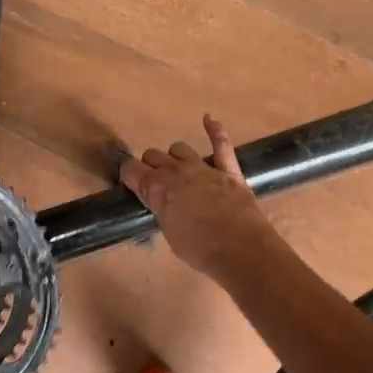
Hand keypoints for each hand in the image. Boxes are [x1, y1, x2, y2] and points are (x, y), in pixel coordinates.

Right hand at [119, 115, 278, 282]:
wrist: (244, 253)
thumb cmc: (201, 251)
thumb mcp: (169, 234)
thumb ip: (162, 212)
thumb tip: (162, 205)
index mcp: (155, 188)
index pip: (130, 170)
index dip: (128, 175)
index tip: (129, 182)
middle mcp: (175, 171)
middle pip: (153, 155)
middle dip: (150, 166)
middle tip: (155, 183)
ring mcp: (202, 168)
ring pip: (179, 148)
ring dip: (175, 157)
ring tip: (178, 170)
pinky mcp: (228, 171)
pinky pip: (221, 145)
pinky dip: (215, 131)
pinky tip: (209, 119)